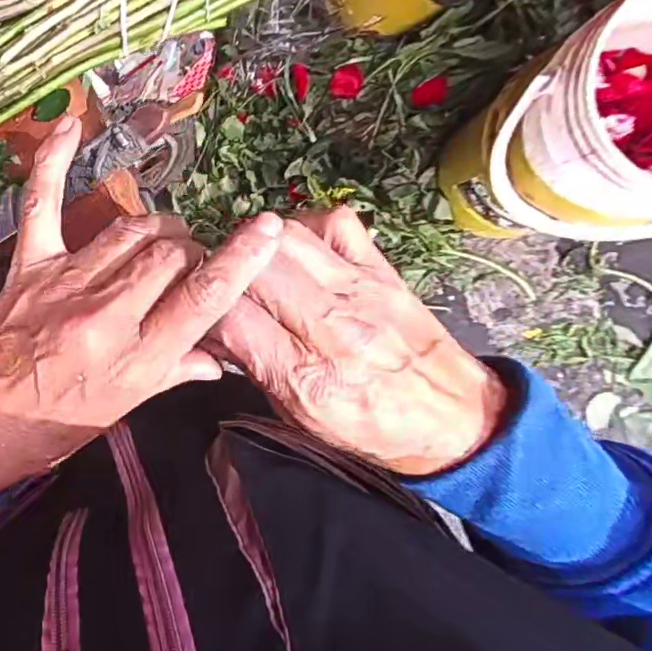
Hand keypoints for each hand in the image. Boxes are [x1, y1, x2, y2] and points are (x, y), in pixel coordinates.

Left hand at [0, 115, 283, 493]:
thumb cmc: (55, 425)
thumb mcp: (124, 408)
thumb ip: (175, 371)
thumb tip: (219, 356)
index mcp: (137, 358)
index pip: (204, 297)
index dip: (242, 259)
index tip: (267, 230)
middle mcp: (106, 314)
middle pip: (171, 253)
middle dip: (193, 252)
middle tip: (190, 268)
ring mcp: (66, 282)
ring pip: (132, 228)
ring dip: (158, 229)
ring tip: (162, 244)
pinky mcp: (31, 264)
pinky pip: (43, 202)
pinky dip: (55, 161)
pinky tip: (72, 126)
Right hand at [209, 207, 505, 476]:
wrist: (451, 420)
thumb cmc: (371, 427)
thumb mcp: (300, 417)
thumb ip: (257, 367)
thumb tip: (217, 329)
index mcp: (306, 376)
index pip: (232, 317)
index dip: (205, 307)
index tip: (200, 309)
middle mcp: (332, 327)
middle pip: (255, 268)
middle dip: (224, 268)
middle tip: (218, 278)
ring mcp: (361, 291)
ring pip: (288, 238)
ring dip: (258, 244)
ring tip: (253, 262)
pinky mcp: (383, 270)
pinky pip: (335, 223)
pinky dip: (307, 226)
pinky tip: (299, 249)